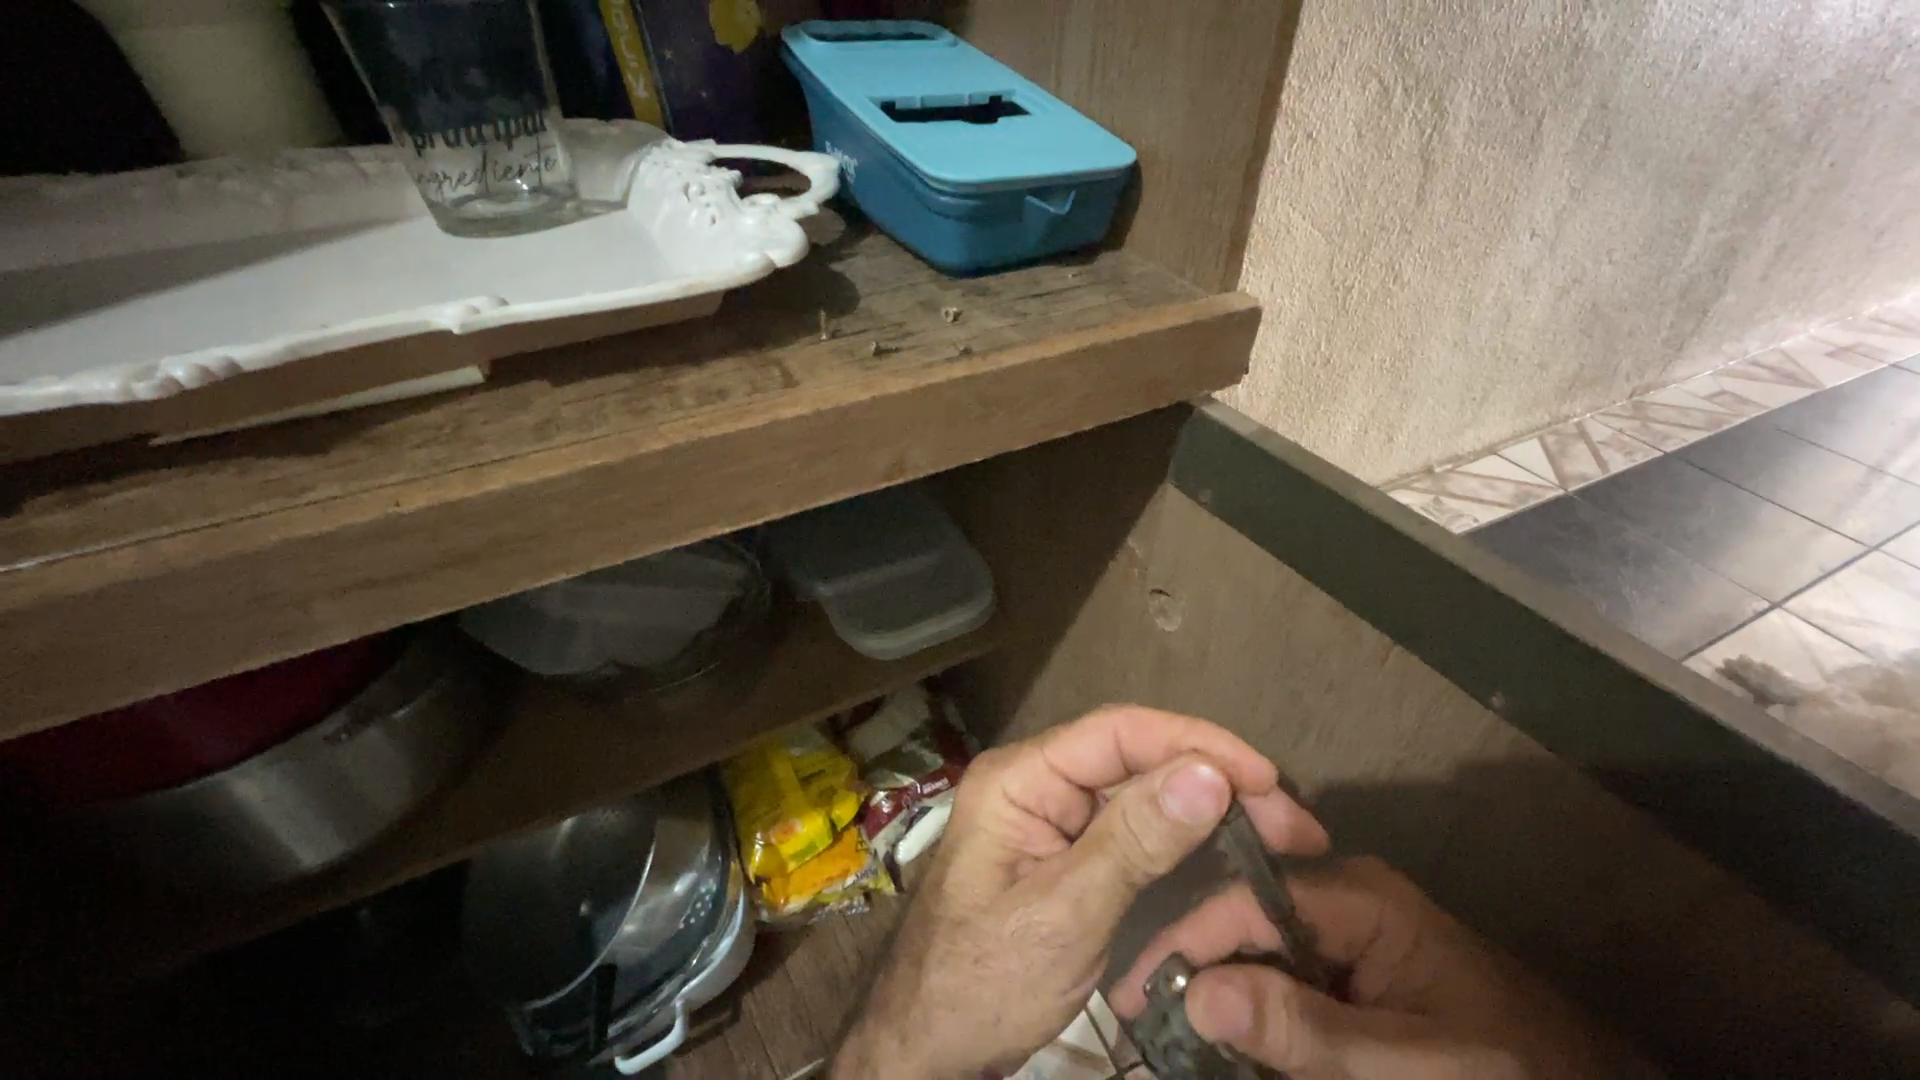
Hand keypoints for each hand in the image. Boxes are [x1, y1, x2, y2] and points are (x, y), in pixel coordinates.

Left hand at [831, 705, 1328, 1078]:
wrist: (928, 1043)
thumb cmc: (982, 979)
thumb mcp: (1063, 914)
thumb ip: (1133, 842)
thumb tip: (1210, 773)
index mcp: (1021, 778)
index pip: (1117, 732)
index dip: (1196, 743)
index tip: (1266, 779)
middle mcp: (1037, 784)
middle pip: (1135, 760)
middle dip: (1213, 781)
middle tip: (1291, 822)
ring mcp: (1052, 820)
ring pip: (1140, 797)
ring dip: (1206, 812)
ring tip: (1278, 837)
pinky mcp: (1067, 856)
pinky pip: (1132, 835)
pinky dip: (1182, 843)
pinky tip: (1227, 855)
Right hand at [1110, 857, 1653, 1079]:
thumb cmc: (1517, 1076)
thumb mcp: (1414, 1064)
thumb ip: (1307, 1030)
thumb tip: (1196, 993)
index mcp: (1357, 897)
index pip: (1244, 899)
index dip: (1184, 940)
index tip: (1130, 988)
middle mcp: (1340, 901)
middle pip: (1241, 918)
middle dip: (1188, 962)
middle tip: (1133, 1010)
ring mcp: (1343, 937)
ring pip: (1254, 951)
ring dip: (1211, 989)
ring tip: (1158, 1024)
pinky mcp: (1348, 975)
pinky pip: (1281, 980)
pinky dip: (1248, 1010)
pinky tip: (1217, 1036)